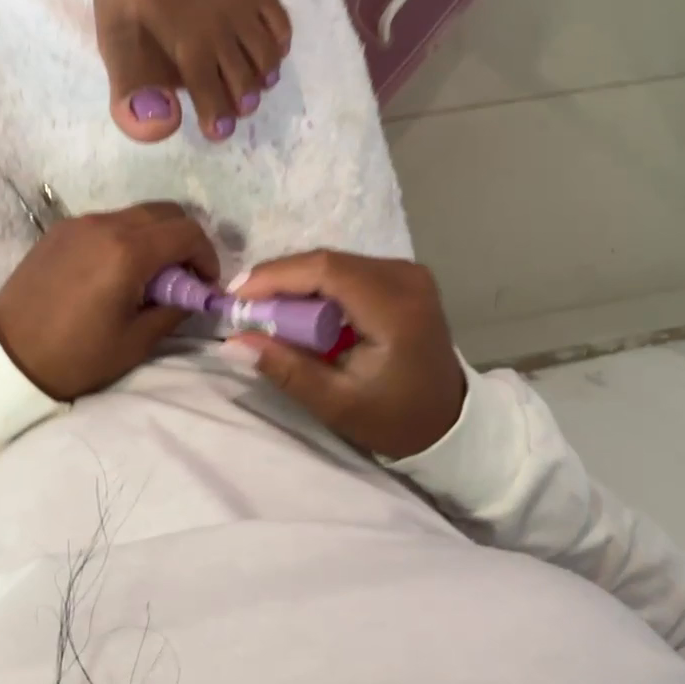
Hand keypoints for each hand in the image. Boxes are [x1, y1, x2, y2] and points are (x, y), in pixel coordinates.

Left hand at [0, 202, 218, 400]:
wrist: (7, 357)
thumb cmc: (75, 356)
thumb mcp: (136, 341)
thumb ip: (174, 309)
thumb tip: (193, 295)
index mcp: (126, 252)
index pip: (187, 232)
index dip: (207, 256)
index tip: (204, 284)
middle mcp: (104, 224)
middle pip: (165, 212)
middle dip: (184, 240)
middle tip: (183, 278)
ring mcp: (78, 223)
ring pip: (136, 214)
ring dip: (154, 238)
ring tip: (149, 278)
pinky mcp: (59, 230)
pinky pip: (108, 222)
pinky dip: (126, 238)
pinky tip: (118, 272)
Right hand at [227, 251, 465, 459]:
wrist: (449, 422)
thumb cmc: (395, 419)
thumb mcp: (337, 403)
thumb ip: (287, 369)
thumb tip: (234, 343)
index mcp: (396, 309)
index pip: (327, 270)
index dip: (276, 276)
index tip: (236, 296)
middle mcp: (406, 278)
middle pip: (328, 261)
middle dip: (280, 279)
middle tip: (243, 305)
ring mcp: (408, 273)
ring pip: (335, 262)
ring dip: (296, 281)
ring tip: (263, 308)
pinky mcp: (404, 278)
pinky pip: (349, 269)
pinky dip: (317, 285)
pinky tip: (297, 307)